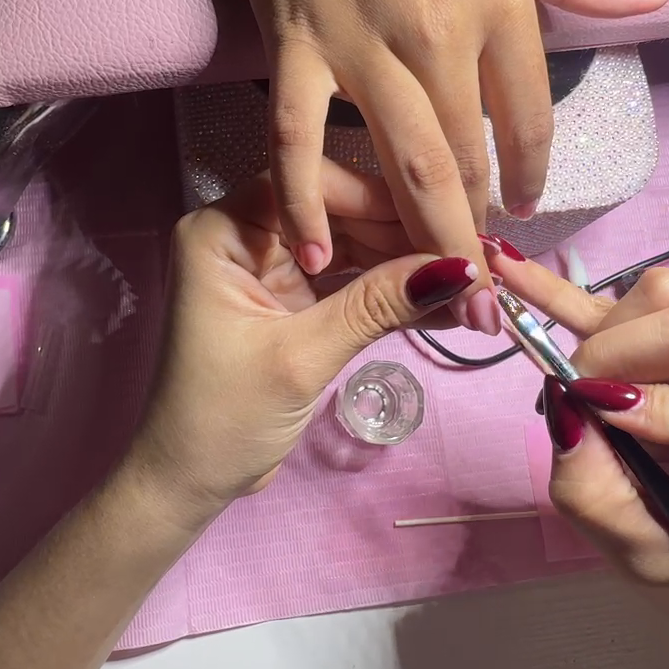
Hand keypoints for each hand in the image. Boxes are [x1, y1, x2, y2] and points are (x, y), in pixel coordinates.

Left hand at [122, 166, 476, 522]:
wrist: (190, 480)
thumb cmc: (224, 417)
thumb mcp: (300, 357)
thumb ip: (376, 305)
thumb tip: (462, 269)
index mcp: (224, 230)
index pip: (311, 188)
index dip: (381, 201)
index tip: (447, 221)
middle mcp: (246, 233)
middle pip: (338, 214)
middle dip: (405, 240)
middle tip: (477, 260)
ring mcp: (272, 265)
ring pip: (351, 246)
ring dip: (407, 267)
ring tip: (473, 285)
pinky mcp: (293, 297)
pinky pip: (350, 280)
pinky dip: (391, 293)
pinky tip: (443, 303)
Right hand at [198, 0, 668, 324]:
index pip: (530, 112)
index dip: (534, 171)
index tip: (528, 210)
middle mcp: (438, 33)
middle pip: (469, 155)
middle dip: (480, 226)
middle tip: (483, 281)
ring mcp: (360, 44)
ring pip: (401, 159)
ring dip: (421, 229)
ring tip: (433, 278)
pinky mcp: (293, 45)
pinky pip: (296, 137)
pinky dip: (301, 197)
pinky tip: (314, 252)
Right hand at [486, 247, 668, 582]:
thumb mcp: (645, 558)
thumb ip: (596, 494)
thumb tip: (563, 402)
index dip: (668, 399)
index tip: (607, 420)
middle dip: (616, 356)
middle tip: (578, 398)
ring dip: (608, 333)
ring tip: (589, 380)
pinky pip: (646, 293)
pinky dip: (572, 287)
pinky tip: (510, 267)